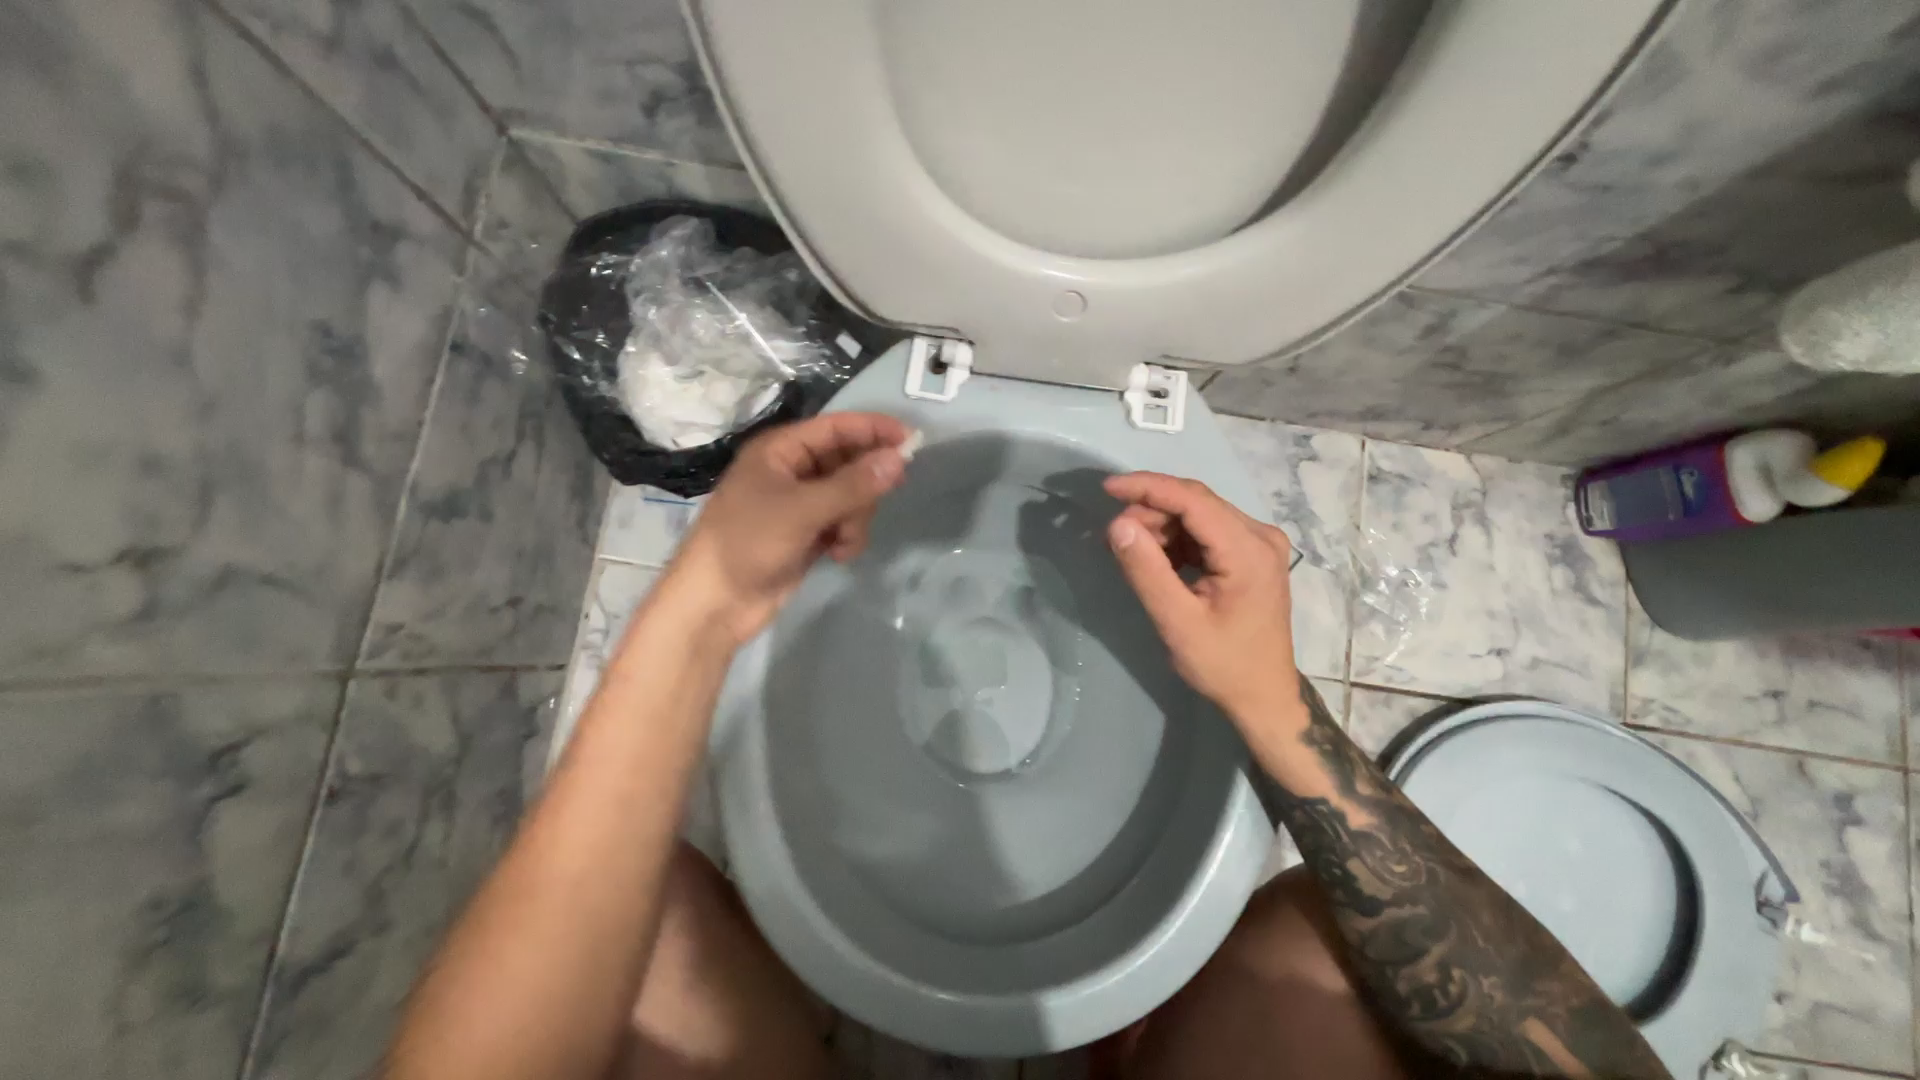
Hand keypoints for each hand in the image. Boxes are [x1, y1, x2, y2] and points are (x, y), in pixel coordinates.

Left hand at [662, 412, 911, 645]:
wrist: (716, 602)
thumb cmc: (748, 541)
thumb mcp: (802, 509)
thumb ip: (853, 484)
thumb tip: (900, 458)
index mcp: (781, 450)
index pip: (836, 427)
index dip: (873, 430)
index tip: (911, 441)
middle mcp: (792, 471)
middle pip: (849, 462)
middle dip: (863, 487)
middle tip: (870, 504)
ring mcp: (800, 505)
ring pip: (852, 497)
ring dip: (856, 518)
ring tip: (842, 541)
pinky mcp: (807, 535)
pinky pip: (844, 524)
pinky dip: (847, 537)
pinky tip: (837, 556)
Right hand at [1104, 472, 1305, 738]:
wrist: (1263, 696)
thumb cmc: (1222, 664)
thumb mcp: (1176, 621)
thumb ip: (1146, 570)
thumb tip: (1117, 524)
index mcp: (1248, 550)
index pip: (1193, 499)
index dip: (1148, 488)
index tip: (1107, 488)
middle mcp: (1260, 536)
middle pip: (1196, 502)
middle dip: (1150, 510)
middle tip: (1114, 536)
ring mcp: (1259, 543)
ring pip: (1199, 515)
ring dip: (1161, 526)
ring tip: (1132, 552)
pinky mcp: (1251, 554)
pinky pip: (1206, 531)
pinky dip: (1177, 539)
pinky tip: (1156, 560)